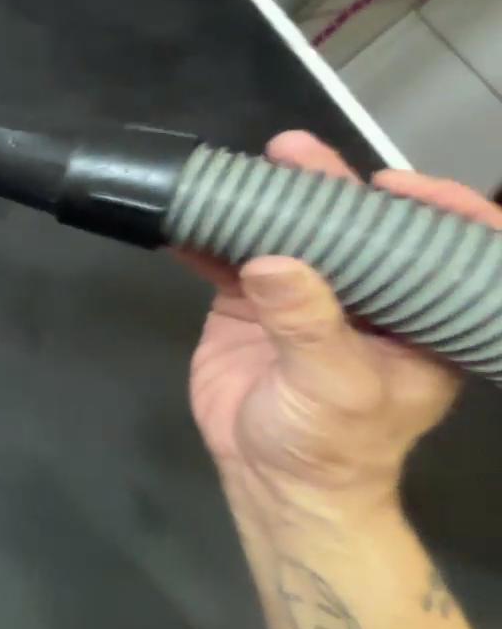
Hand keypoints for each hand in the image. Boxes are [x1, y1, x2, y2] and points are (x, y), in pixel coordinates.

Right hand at [178, 131, 500, 523]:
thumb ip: (309, 324)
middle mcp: (367, 300)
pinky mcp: (247, 309)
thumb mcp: (336, 387)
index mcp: (420, 318)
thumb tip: (272, 261)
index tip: (393, 184)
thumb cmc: (334, 441)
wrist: (271, 477)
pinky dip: (202, 243)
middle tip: (293, 152)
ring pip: (287, 239)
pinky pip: (226, 265)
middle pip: (355, 231)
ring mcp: (302, 301)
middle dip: (329, 188)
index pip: (448, 251)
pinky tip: (180, 222)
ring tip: (240, 171)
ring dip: (262, 205)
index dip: (436, 209)